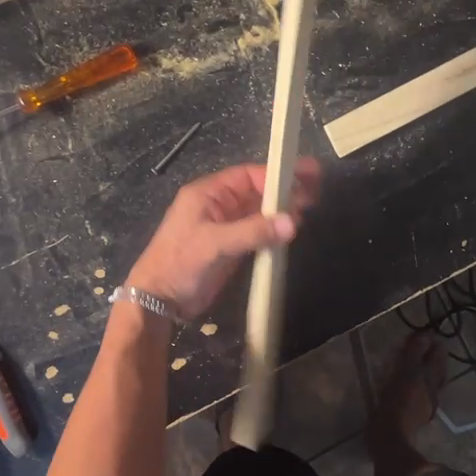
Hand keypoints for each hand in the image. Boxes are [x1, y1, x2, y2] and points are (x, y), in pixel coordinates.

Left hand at [125, 160, 320, 317]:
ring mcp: (226, 227)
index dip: (277, 175)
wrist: (159, 300)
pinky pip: (258, 232)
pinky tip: (292, 231)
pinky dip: (275, 230)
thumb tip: (293, 222)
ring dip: (282, 210)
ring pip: (260, 212)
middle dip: (284, 190)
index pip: (248, 176)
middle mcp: (219, 205)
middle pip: (257, 191)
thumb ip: (253, 231)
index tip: (305, 174)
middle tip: (315, 191)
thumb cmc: (179, 263)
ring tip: (309, 210)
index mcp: (209, 194)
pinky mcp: (231, 247)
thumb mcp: (215, 244)